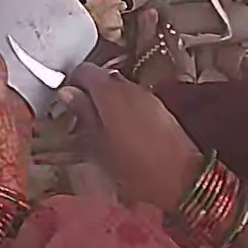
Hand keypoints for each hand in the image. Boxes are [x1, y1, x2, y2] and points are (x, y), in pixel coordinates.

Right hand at [61, 64, 202, 210]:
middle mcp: (130, 87)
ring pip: (120, 88)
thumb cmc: (134, 166)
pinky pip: (134, 99)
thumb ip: (83, 113)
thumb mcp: (99, 144)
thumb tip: (67, 93)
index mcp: (110, 92)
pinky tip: (122, 130)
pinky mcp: (160, 107)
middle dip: (90, 91)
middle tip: (80, 116)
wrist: (182, 177)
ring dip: (107, 100)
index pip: (85, 70)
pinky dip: (124, 107)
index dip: (72, 82)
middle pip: (103, 77)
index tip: (66, 101)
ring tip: (100, 127)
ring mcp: (148, 96)